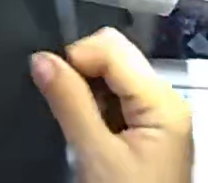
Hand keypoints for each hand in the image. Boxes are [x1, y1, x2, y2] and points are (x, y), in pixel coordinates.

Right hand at [30, 28, 193, 182]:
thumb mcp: (95, 158)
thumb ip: (69, 102)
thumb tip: (41, 58)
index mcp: (163, 100)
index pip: (113, 49)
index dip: (77, 56)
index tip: (48, 78)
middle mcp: (166, 99)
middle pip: (116, 55)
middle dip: (83, 71)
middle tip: (63, 106)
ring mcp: (160, 116)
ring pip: (115, 75)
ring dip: (89, 91)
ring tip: (79, 127)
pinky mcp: (151, 132)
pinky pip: (119, 98)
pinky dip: (98, 107)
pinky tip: (90, 134)